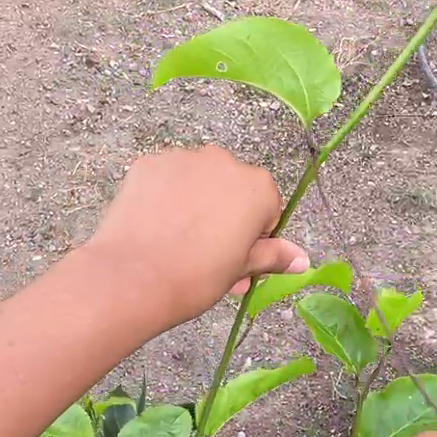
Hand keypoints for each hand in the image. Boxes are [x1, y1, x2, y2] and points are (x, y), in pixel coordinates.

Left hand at [78, 146, 307, 323]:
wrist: (134, 278)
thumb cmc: (197, 278)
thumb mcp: (240, 269)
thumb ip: (272, 256)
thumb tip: (302, 259)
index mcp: (257, 187)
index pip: (266, 210)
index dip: (252, 238)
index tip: (235, 259)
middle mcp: (224, 161)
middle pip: (232, 190)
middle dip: (224, 218)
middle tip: (205, 256)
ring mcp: (184, 158)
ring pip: (197, 181)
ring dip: (194, 205)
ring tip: (177, 244)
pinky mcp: (149, 164)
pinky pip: (165, 179)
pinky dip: (164, 198)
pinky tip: (154, 228)